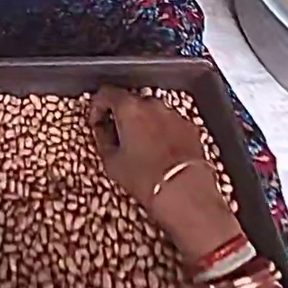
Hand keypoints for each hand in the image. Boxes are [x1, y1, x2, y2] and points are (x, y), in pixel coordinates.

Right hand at [88, 86, 241, 263]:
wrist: (186, 194)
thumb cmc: (147, 179)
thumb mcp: (112, 162)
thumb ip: (102, 137)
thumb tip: (102, 129)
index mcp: (128, 107)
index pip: (105, 93)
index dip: (97, 107)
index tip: (97, 121)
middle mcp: (151, 104)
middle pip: (130, 101)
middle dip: (121, 116)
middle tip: (117, 137)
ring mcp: (173, 114)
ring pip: (151, 112)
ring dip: (143, 123)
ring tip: (140, 148)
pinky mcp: (190, 128)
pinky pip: (169, 123)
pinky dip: (162, 132)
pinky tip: (160, 152)